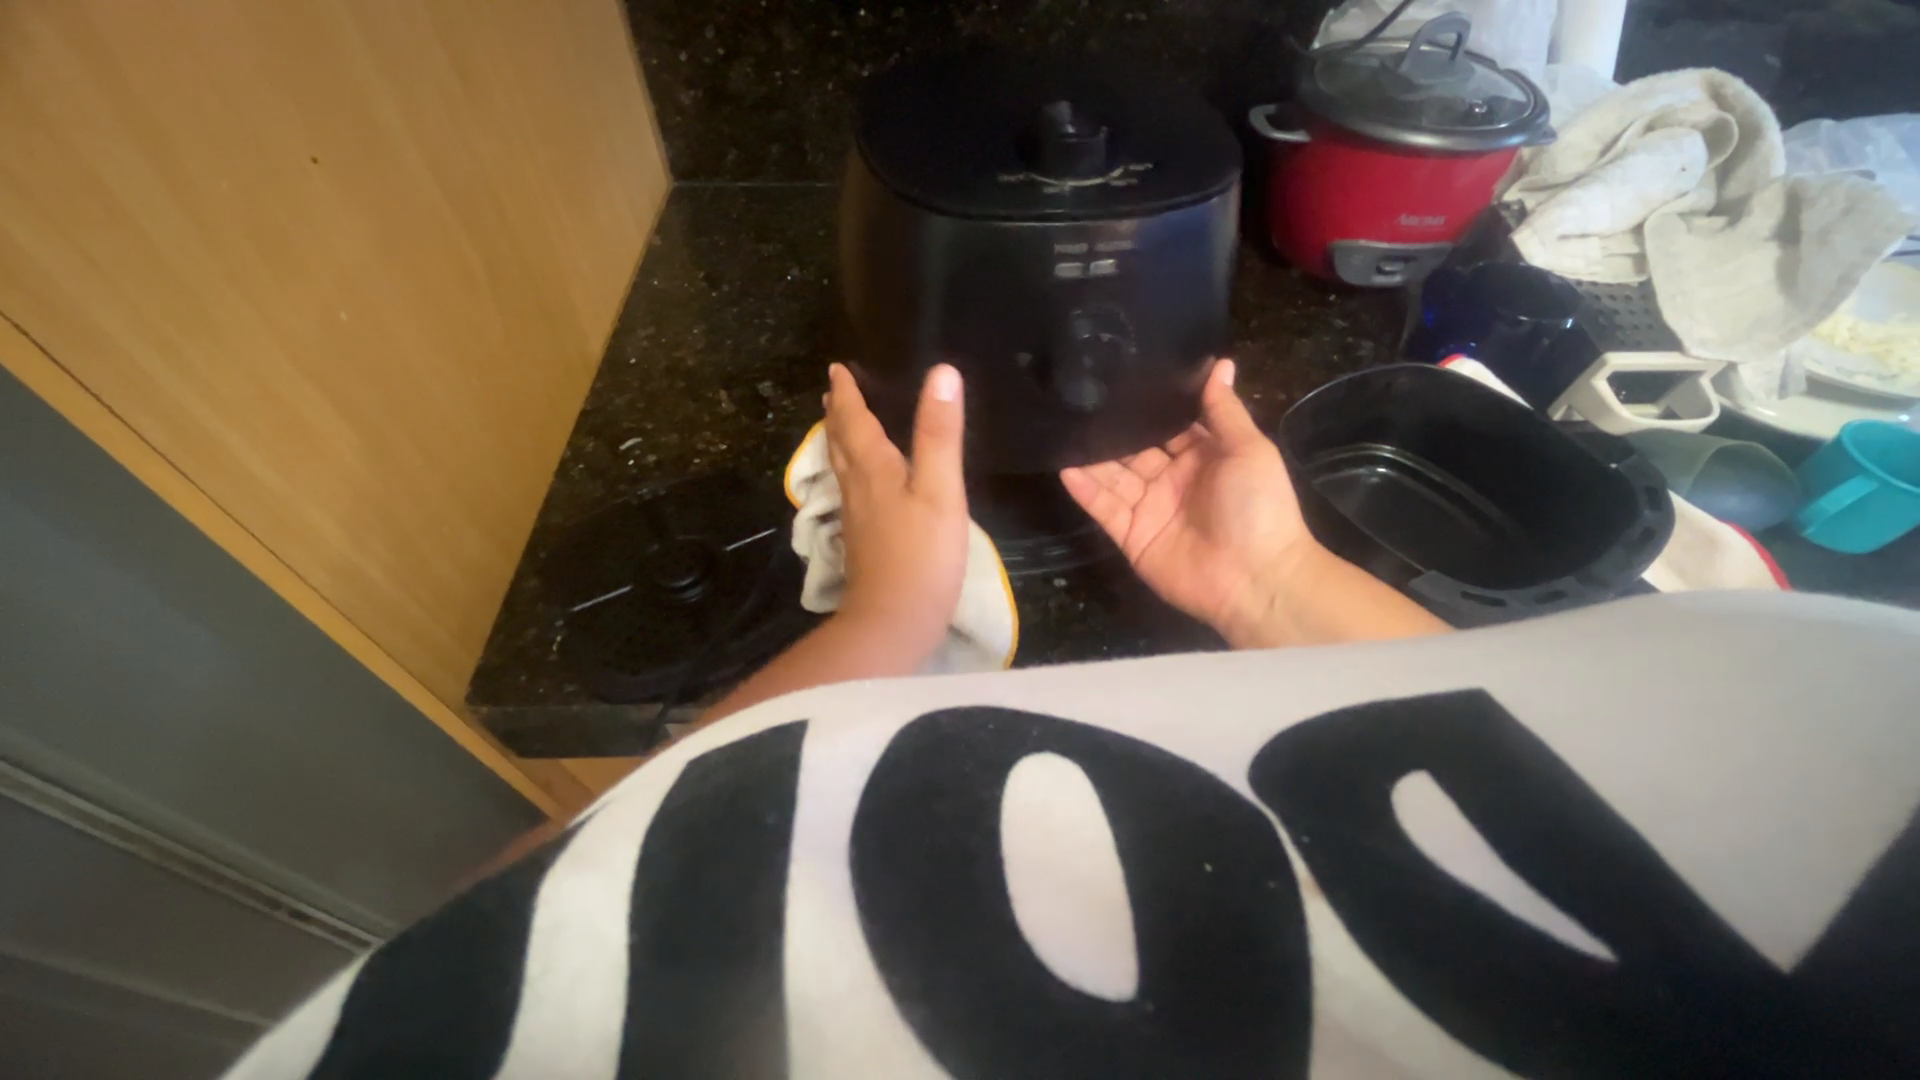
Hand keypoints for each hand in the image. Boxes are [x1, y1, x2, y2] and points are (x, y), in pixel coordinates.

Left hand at [824, 362, 969, 648]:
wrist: (893, 620)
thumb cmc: (922, 554)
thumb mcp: (940, 489)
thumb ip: (940, 434)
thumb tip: (941, 373)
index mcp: (873, 469)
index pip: (853, 421)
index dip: (847, 393)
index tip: (838, 368)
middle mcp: (857, 488)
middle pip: (840, 443)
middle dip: (838, 414)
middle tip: (834, 392)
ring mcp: (856, 517)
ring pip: (842, 468)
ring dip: (840, 441)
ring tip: (841, 427)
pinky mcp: (862, 541)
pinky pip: (851, 491)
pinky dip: (852, 471)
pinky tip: (861, 483)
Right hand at [1060, 359, 1319, 645]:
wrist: (1255, 577)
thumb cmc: (1259, 507)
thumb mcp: (1249, 449)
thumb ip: (1224, 410)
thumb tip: (1219, 362)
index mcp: (1204, 457)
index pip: (1169, 427)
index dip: (1148, 407)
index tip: (1120, 378)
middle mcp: (1173, 481)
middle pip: (1135, 450)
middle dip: (1113, 431)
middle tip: (1080, 400)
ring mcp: (1150, 510)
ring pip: (1115, 477)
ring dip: (1092, 457)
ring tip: (1064, 429)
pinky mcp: (1132, 537)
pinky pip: (1106, 509)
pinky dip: (1086, 491)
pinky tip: (1066, 468)